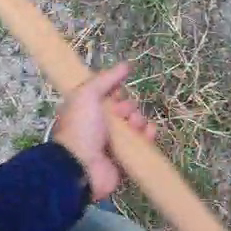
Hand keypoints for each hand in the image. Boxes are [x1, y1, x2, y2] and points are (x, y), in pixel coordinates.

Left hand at [50, 63, 154, 201]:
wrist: (81, 165)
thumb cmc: (81, 126)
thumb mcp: (87, 94)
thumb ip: (106, 78)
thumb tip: (126, 64)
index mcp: (87, 110)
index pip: (109, 96)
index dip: (116, 93)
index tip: (116, 94)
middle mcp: (100, 126)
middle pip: (125, 109)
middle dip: (128, 107)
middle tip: (122, 113)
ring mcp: (113, 144)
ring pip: (135, 126)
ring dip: (139, 121)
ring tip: (134, 125)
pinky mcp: (125, 160)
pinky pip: (142, 145)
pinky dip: (148, 137)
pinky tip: (149, 133)